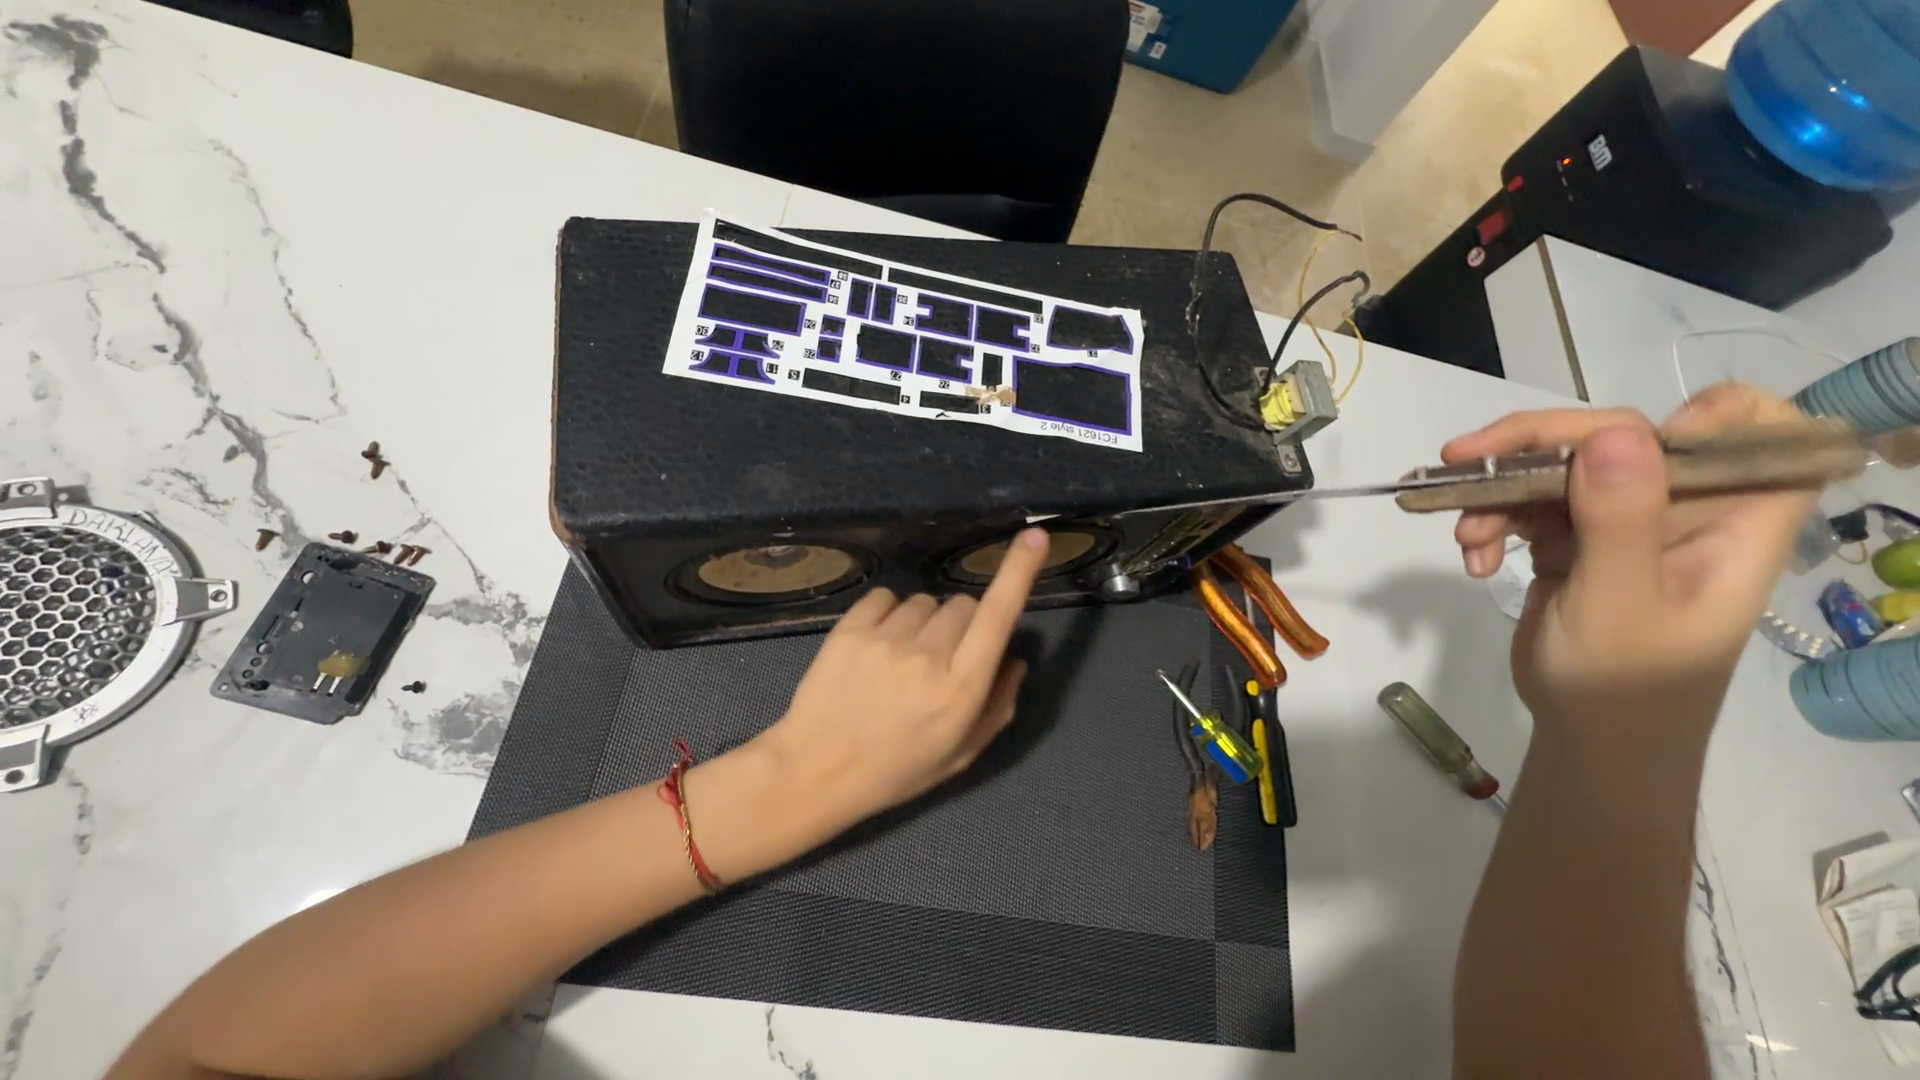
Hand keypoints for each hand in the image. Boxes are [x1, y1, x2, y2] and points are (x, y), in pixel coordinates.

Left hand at [753, 528, 1047, 833]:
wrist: (817, 771)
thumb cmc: (898, 769)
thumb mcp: (962, 754)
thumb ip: (999, 705)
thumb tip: (1015, 657)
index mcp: (962, 688)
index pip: (999, 616)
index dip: (1019, 572)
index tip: (1034, 537)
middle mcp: (928, 657)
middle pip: (964, 605)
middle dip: (963, 624)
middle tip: (942, 660)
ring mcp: (885, 640)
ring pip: (925, 602)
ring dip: (923, 623)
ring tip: (901, 660)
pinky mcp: (849, 630)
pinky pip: (886, 597)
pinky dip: (888, 615)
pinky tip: (878, 646)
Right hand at [1447, 382, 1816, 738]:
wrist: (1587, 738)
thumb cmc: (1625, 685)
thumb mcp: (1619, 604)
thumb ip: (1621, 520)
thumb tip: (1612, 432)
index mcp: (1732, 519)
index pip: (1750, 430)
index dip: (1690, 419)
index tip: (1610, 445)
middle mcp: (1684, 509)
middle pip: (1618, 437)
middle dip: (1536, 448)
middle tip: (1462, 460)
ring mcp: (1626, 522)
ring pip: (1560, 468)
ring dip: (1499, 493)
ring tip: (1466, 539)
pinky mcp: (1578, 540)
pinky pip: (1531, 504)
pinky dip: (1492, 523)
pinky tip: (1474, 560)